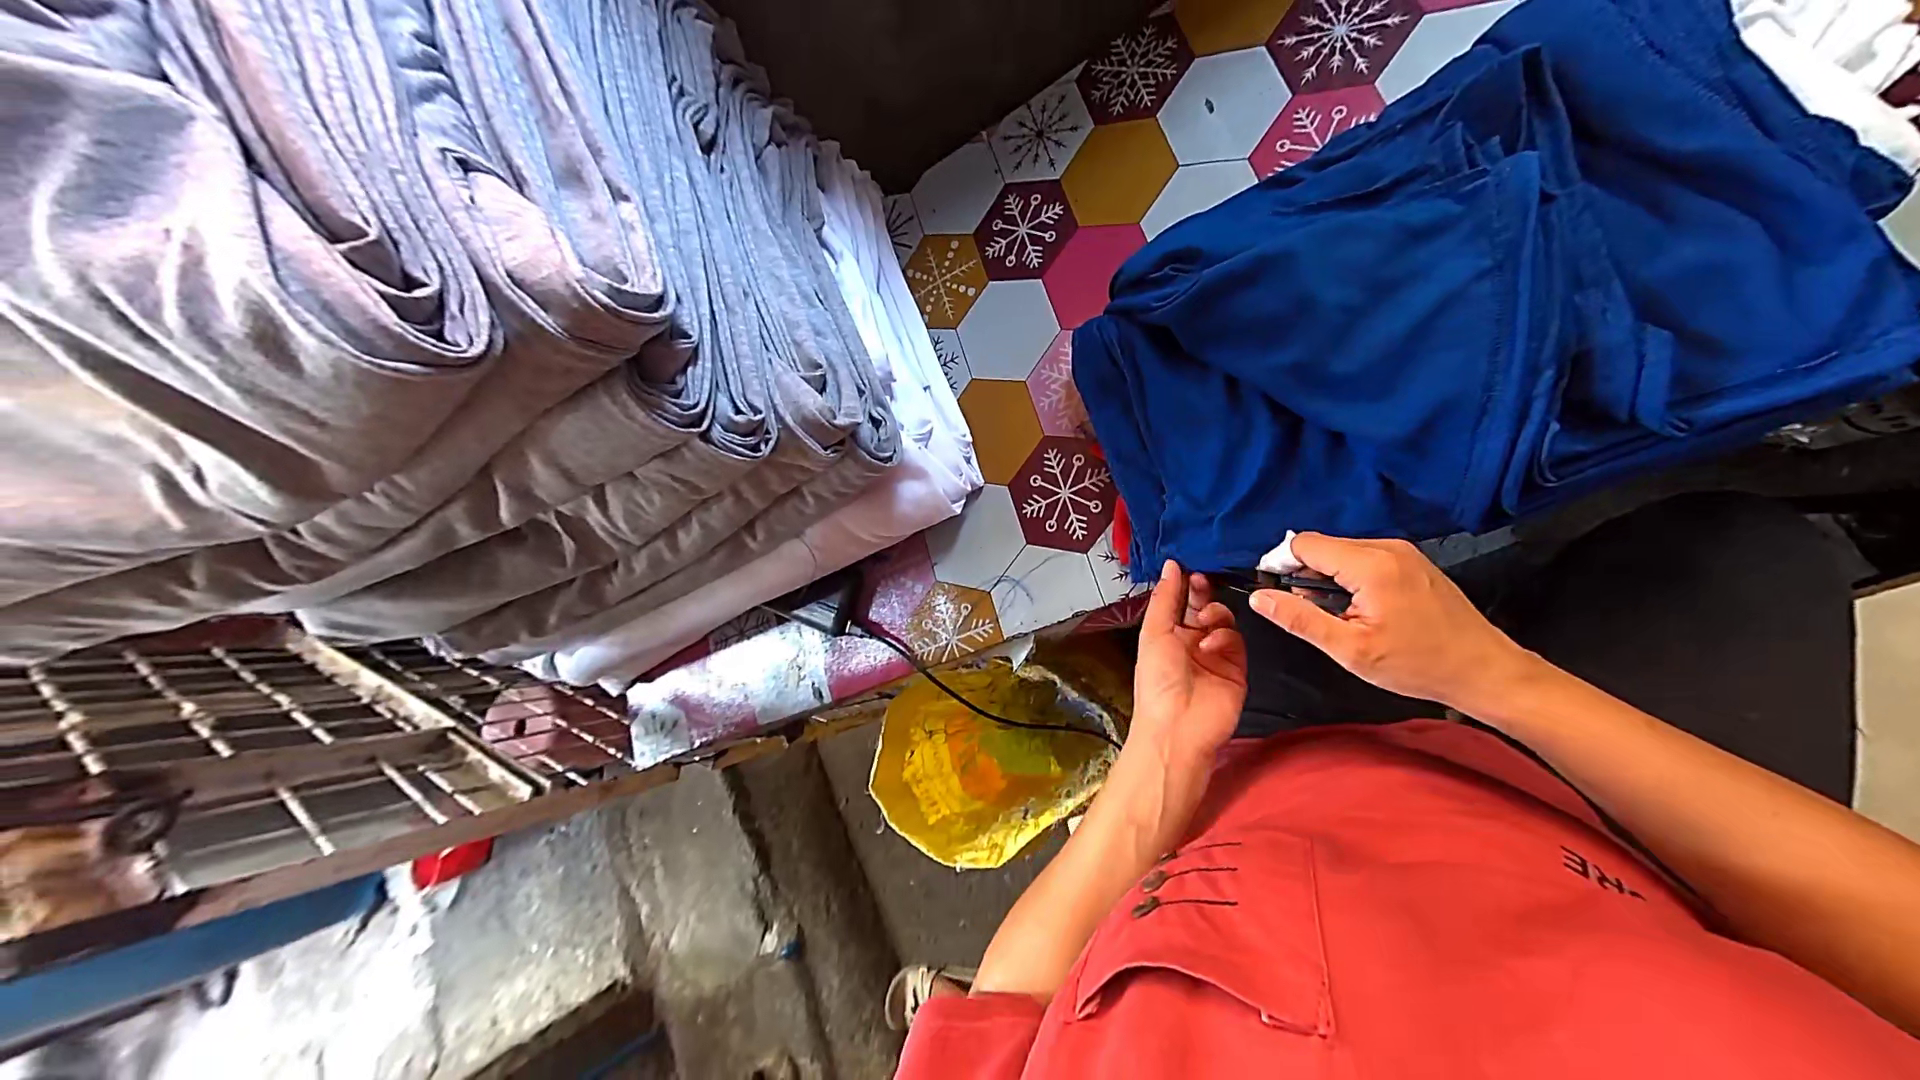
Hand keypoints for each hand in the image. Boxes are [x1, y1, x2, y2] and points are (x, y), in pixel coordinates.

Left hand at [1131, 560, 1247, 761]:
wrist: (1178, 727)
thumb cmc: (1156, 684)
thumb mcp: (1153, 633)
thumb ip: (1165, 599)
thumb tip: (1171, 567)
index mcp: (1165, 635)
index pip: (1178, 602)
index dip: (1184, 585)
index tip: (1189, 568)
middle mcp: (1189, 643)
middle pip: (1202, 607)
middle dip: (1202, 593)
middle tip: (1202, 582)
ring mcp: (1214, 655)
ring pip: (1223, 620)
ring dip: (1214, 614)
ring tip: (1204, 622)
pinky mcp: (1235, 668)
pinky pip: (1236, 640)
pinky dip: (1225, 636)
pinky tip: (1212, 644)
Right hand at [1248, 534, 1537, 712]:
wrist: (1485, 670)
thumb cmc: (1419, 664)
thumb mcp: (1349, 649)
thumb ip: (1299, 619)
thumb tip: (1260, 598)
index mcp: (1371, 564)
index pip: (1304, 544)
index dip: (1281, 565)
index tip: (1276, 593)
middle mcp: (1388, 548)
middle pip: (1322, 546)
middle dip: (1305, 574)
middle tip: (1310, 612)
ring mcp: (1403, 552)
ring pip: (1341, 552)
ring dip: (1327, 578)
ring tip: (1337, 614)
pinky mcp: (1411, 561)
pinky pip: (1362, 558)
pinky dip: (1348, 578)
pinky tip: (1358, 608)